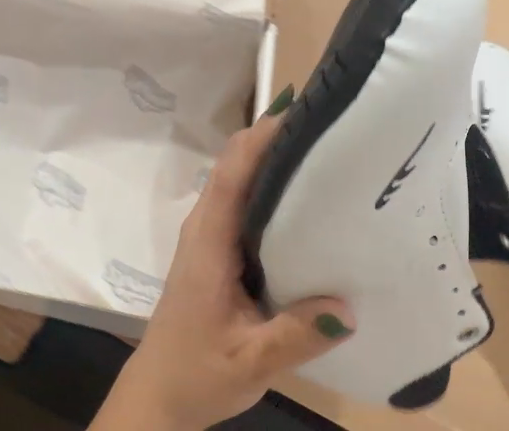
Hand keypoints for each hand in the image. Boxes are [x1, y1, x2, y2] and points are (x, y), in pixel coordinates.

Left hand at [91, 89, 353, 430]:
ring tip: (321, 149)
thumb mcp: (251, 361)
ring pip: (236, 180)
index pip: (232, 175)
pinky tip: (303, 197)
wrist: (159, 394)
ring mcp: (208, 236)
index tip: (298, 112)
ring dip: (270, 158)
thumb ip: (296, 335)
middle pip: (234, 166)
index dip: (260, 139)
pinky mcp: (215, 249)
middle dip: (272, 138)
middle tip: (325, 125)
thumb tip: (349, 307)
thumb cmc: (198, 373)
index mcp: (209, 243)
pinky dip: (267, 185)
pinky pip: (240, 202)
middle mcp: (205, 228)